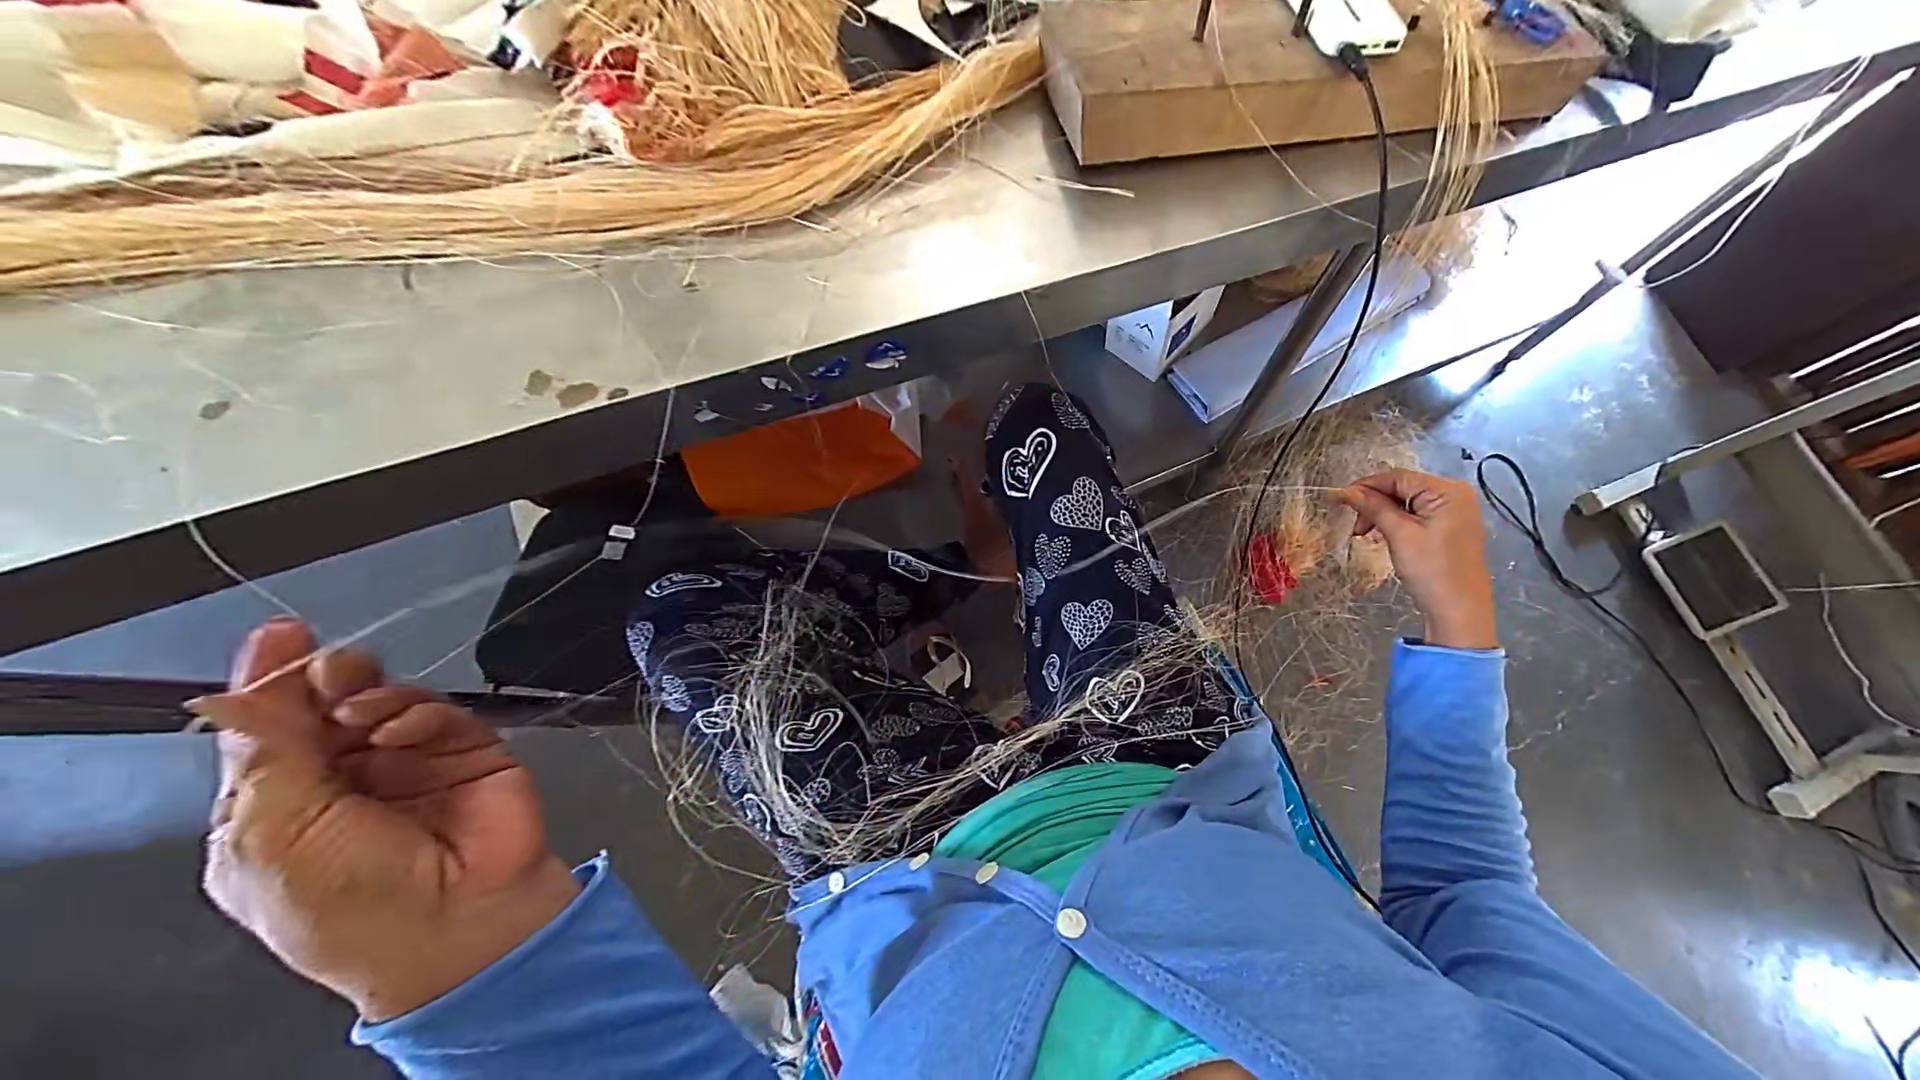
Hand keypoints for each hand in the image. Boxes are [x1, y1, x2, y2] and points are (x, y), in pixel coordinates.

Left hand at [196, 618, 578, 1021]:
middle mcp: (345, 780)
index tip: (282, 636)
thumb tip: (240, 692)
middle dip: (326, 679)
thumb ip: (265, 754)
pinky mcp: (467, 751)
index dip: (271, 681)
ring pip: (385, 700)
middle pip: (329, 704)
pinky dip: (420, 712)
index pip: (269, 730)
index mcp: (281, 807)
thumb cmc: (354, 904)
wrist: (460, 918)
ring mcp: (410, 764)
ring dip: (370, 696)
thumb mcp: (274, 835)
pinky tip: (405, 731)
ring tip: (362, 713)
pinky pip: (438, 711)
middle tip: (331, 669)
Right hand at [1335, 468, 1497, 649]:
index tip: (1337, 500)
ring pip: (1406, 502)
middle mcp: (1455, 494)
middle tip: (1354, 526)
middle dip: (1373, 503)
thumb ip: (1373, 507)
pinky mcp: (1449, 526)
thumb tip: (1344, 491)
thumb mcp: (1399, 534)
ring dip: (1381, 514)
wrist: (1459, 609)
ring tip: (1365, 534)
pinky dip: (1395, 522)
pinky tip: (1382, 536)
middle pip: (1402, 488)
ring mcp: (1454, 511)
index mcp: (1447, 491)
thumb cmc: (1430, 568)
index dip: (1365, 486)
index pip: (1397, 477)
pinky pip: (1416, 514)